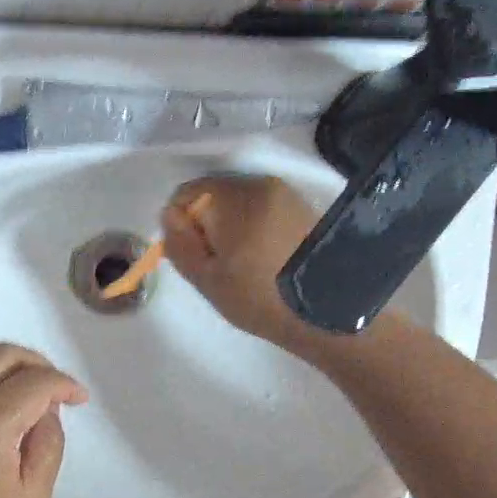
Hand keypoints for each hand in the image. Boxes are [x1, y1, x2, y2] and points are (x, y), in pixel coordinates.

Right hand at [161, 174, 325, 348]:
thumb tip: (168, 216)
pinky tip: (265, 259)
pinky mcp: (303, 207)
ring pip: (238, 202)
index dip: (181, 225)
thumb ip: (180, 243)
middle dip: (207, 224)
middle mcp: (262, 183)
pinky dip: (255, 228)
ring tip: (244, 265)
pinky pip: (263, 209)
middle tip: (219, 265)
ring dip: (231, 227)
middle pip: (214, 194)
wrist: (328, 314)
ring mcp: (287, 193)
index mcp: (235, 197)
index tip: (195, 256)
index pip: (186, 193)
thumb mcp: (207, 279)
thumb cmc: (260, 299)